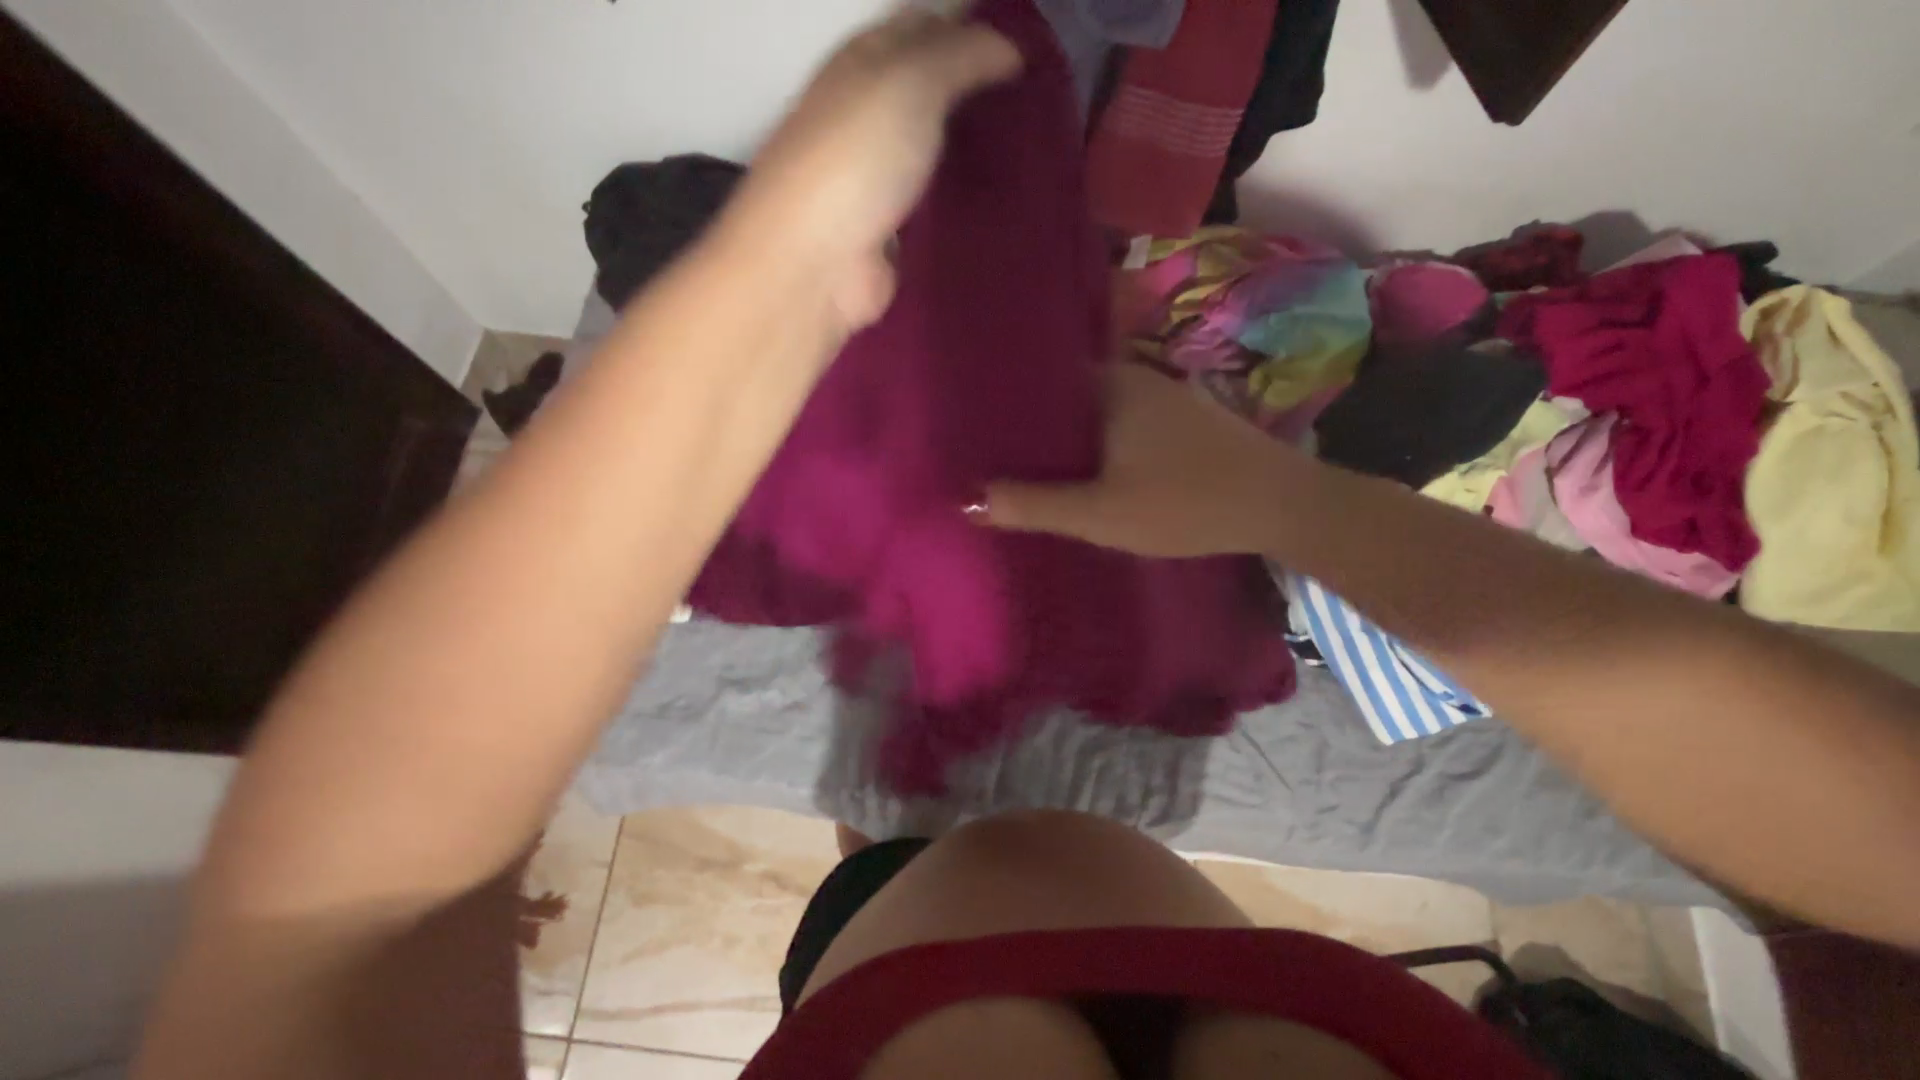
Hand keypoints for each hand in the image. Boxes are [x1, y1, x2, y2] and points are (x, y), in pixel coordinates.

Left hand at [724, 5, 1021, 330]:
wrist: (813, 264)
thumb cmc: (856, 159)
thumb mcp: (912, 82)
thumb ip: (962, 55)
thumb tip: (1010, 47)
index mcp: (862, 62)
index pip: (922, 25)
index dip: (971, 26)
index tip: (1028, 43)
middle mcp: (866, 112)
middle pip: (930, 88)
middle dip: (979, 86)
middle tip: (1040, 93)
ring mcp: (876, 174)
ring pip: (936, 145)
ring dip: (975, 142)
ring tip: (1035, 140)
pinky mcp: (890, 228)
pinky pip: (937, 200)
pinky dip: (966, 194)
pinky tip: (1005, 194)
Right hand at [984, 364, 1305, 557]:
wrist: (1281, 505)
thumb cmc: (1185, 503)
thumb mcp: (1100, 514)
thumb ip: (1033, 506)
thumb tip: (966, 501)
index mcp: (1108, 385)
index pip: (1038, 378)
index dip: (1002, 403)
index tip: (969, 428)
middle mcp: (1133, 378)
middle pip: (1064, 396)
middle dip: (1030, 424)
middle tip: (987, 455)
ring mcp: (1161, 397)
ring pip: (1093, 413)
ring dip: (1065, 437)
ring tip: (1024, 466)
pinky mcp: (1181, 421)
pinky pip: (1120, 424)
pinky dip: (1096, 444)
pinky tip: (1083, 471)